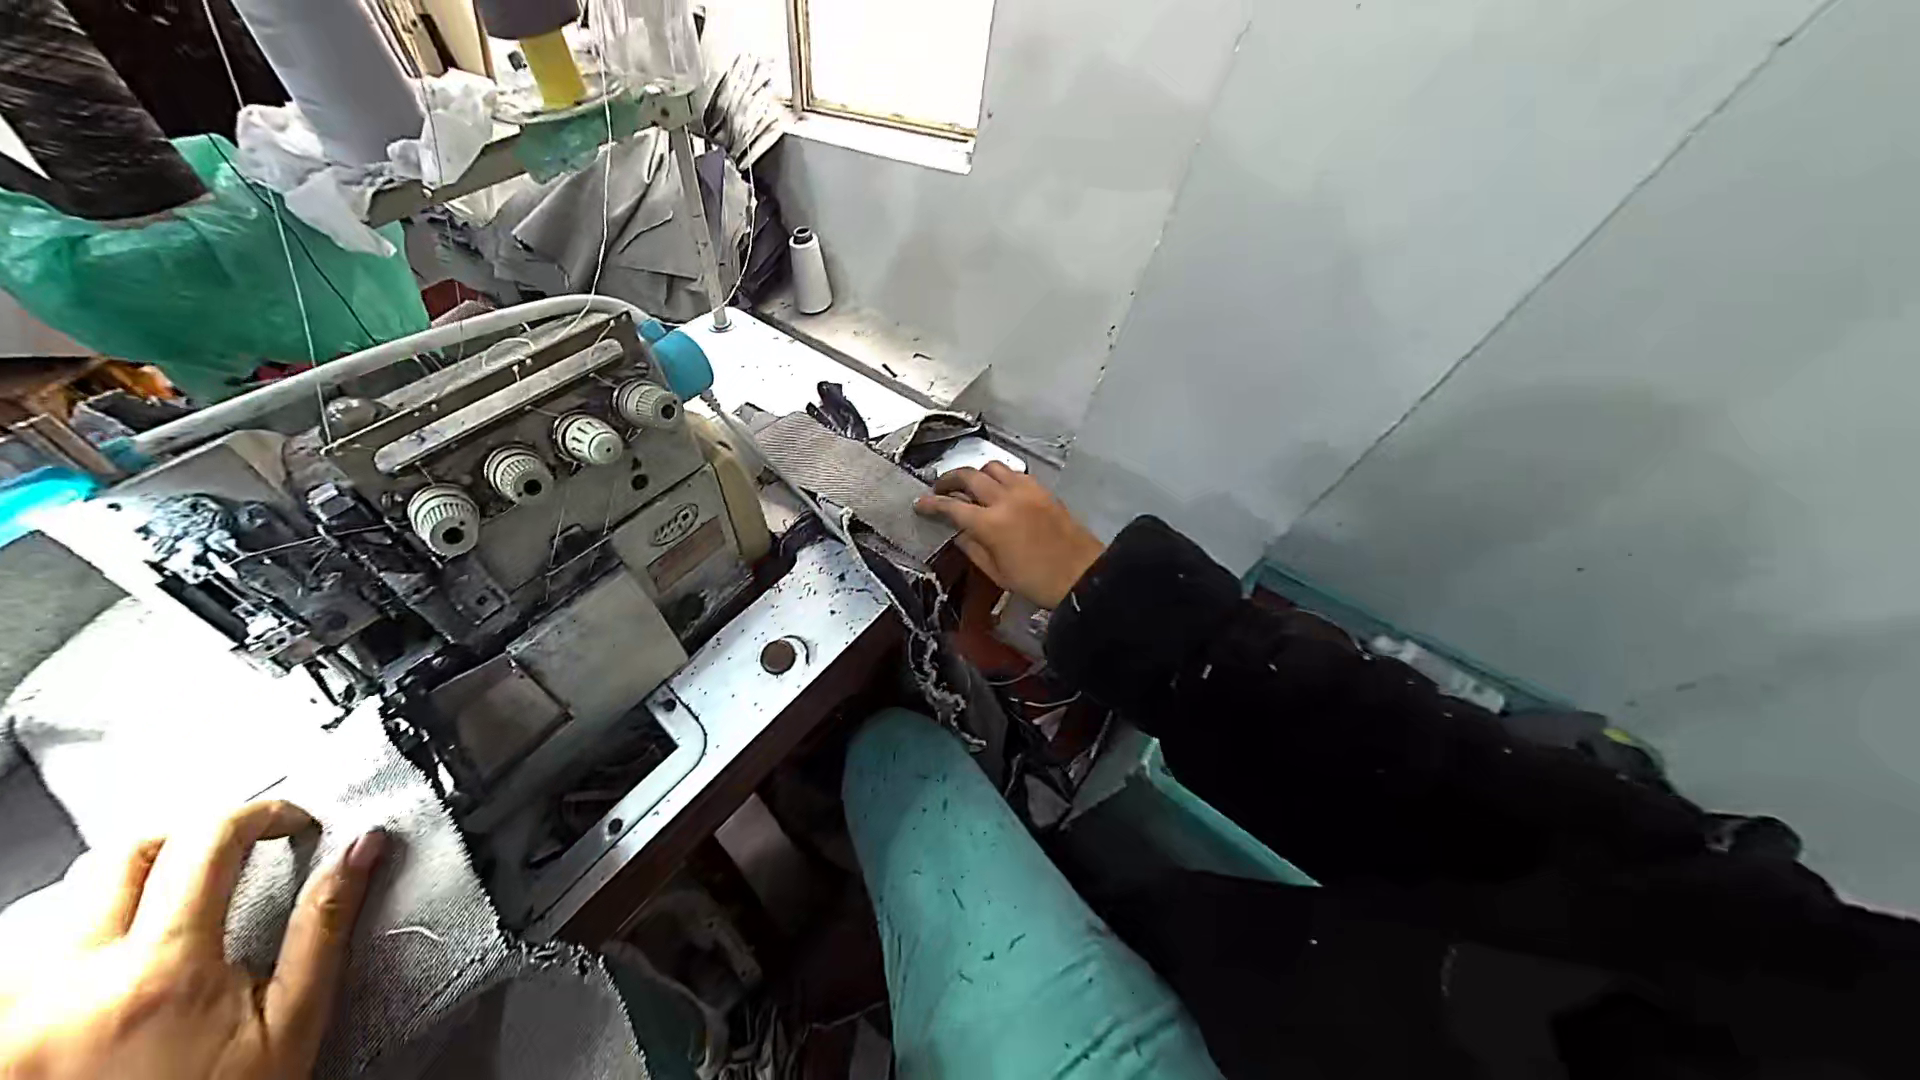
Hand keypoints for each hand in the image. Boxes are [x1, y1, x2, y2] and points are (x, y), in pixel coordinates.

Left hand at [0, 801, 385, 1079]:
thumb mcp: (295, 1018)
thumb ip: (328, 922)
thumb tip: (364, 845)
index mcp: (161, 972)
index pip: (207, 842)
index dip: (262, 814)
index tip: (293, 823)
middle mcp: (68, 985)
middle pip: (125, 855)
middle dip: (196, 833)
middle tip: (243, 848)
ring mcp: (12, 1017)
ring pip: (69, 902)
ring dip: (140, 883)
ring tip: (192, 902)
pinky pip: (32, 954)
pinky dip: (91, 933)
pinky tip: (131, 955)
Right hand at [914, 462, 1105, 608]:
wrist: (1082, 575)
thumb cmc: (1037, 582)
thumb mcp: (997, 573)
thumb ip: (973, 548)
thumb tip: (959, 533)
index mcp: (990, 524)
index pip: (952, 507)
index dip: (932, 504)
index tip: (920, 504)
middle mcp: (1006, 499)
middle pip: (969, 476)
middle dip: (949, 480)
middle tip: (940, 488)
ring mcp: (1026, 490)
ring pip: (992, 467)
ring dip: (976, 473)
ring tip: (970, 486)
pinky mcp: (1042, 490)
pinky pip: (1014, 473)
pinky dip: (1000, 476)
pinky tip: (998, 489)